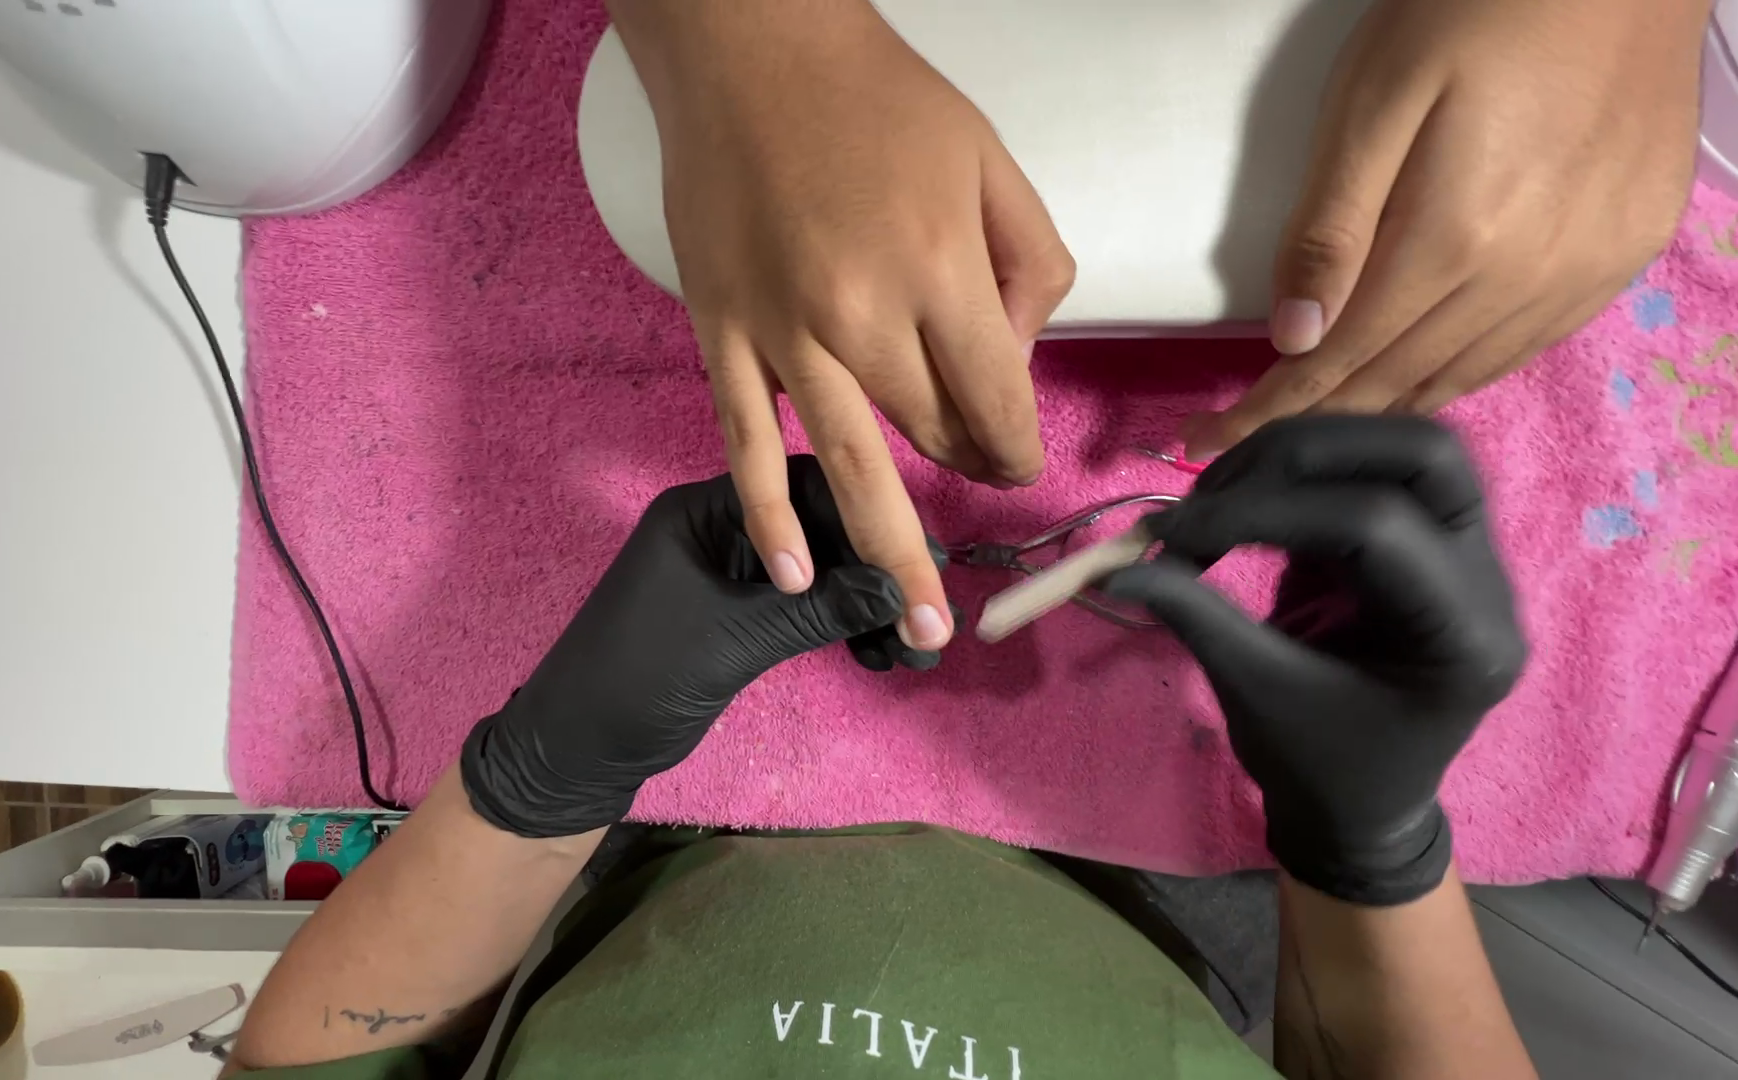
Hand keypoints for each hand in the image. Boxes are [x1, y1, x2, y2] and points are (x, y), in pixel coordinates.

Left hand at [462, 456, 915, 837]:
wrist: (581, 748)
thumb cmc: (643, 675)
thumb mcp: (735, 638)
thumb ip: (819, 609)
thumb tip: (904, 588)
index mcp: (704, 510)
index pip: (800, 490)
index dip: (864, 521)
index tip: (921, 559)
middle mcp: (720, 529)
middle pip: (814, 532)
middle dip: (870, 572)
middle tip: (926, 609)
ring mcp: (730, 573)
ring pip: (813, 575)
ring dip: (859, 608)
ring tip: (909, 649)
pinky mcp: (738, 614)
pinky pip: (799, 608)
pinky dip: (835, 628)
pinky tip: (874, 655)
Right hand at [607, 0, 1075, 650]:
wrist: (749, 56)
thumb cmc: (877, 101)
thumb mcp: (990, 160)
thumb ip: (1030, 265)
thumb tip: (1011, 359)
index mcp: (935, 267)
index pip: (996, 397)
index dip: (1018, 444)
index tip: (1017, 459)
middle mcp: (860, 317)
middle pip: (930, 433)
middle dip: (965, 465)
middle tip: (975, 473)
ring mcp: (783, 338)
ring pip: (850, 465)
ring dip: (891, 548)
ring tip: (918, 622)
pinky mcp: (724, 341)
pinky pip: (748, 445)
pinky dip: (772, 517)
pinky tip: (797, 575)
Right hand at [1107, 416, 1527, 903]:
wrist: (1355, 799)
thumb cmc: (1317, 761)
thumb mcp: (1253, 691)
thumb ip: (1193, 615)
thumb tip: (1116, 566)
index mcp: (1461, 632)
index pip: (1372, 525)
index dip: (1257, 513)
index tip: (1166, 535)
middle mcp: (1480, 575)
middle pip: (1418, 454)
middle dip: (1299, 455)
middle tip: (1208, 494)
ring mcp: (1453, 551)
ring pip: (1394, 446)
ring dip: (1292, 454)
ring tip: (1212, 497)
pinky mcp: (1406, 540)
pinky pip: (1358, 471)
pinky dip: (1286, 476)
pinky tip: (1232, 505)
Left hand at [1187, 0, 1708, 457]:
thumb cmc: (1471, 18)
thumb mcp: (1368, 114)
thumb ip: (1328, 234)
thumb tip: (1292, 337)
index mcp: (1451, 245)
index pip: (1329, 366)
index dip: (1262, 413)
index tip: (1204, 441)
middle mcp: (1525, 277)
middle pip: (1382, 386)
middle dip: (1300, 423)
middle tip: (1237, 441)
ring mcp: (1585, 270)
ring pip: (1447, 383)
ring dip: (1367, 411)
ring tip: (1305, 422)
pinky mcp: (1622, 254)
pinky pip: (1513, 353)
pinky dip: (1442, 381)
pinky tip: (1400, 383)